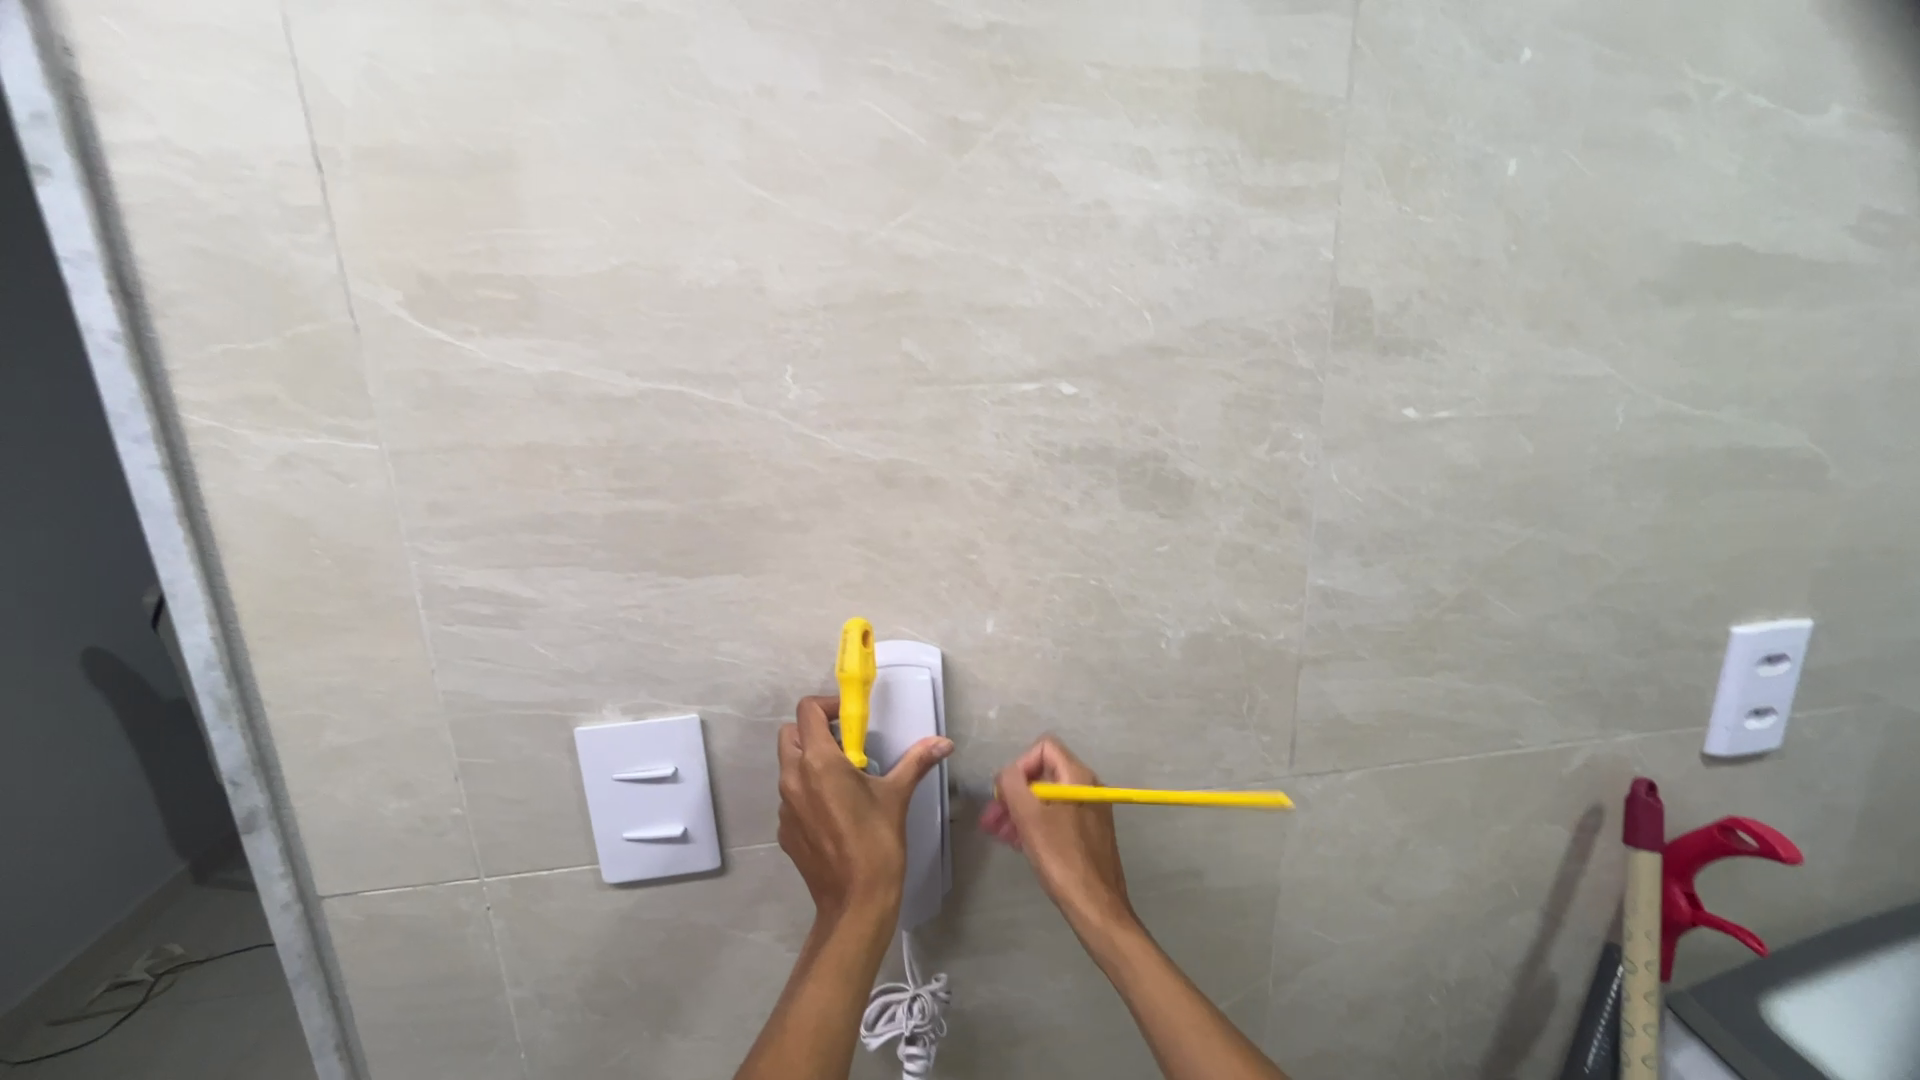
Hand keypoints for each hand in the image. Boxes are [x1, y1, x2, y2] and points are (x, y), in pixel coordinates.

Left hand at [777, 696, 952, 922]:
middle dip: (815, 732)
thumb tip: (944, 742)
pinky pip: (790, 797)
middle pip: (790, 734)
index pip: (807, 711)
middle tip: (847, 746)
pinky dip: (807, 792)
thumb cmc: (877, 842)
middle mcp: (793, 778)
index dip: (827, 706)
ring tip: (844, 780)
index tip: (852, 720)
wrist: (855, 902)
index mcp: (818, 762)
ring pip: (788, 766)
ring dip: (810, 761)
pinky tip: (834, 812)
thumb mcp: (897, 795)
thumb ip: (917, 761)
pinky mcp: (784, 829)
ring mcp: (784, 806)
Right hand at [980, 736, 1134, 932]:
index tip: (1006, 793)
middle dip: (1013, 793)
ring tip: (996, 833)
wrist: (1096, 906)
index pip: (1044, 748)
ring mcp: (1089, 811)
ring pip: (1046, 798)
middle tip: (990, 817)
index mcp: (1078, 777)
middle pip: (1043, 774)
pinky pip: (1055, 816)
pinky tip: (1016, 841)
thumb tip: (1006, 773)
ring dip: (1019, 810)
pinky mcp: (1088, 832)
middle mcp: (1087, 788)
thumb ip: (1012, 785)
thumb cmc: (1061, 858)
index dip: (1020, 764)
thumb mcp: (1029, 818)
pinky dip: (1034, 823)